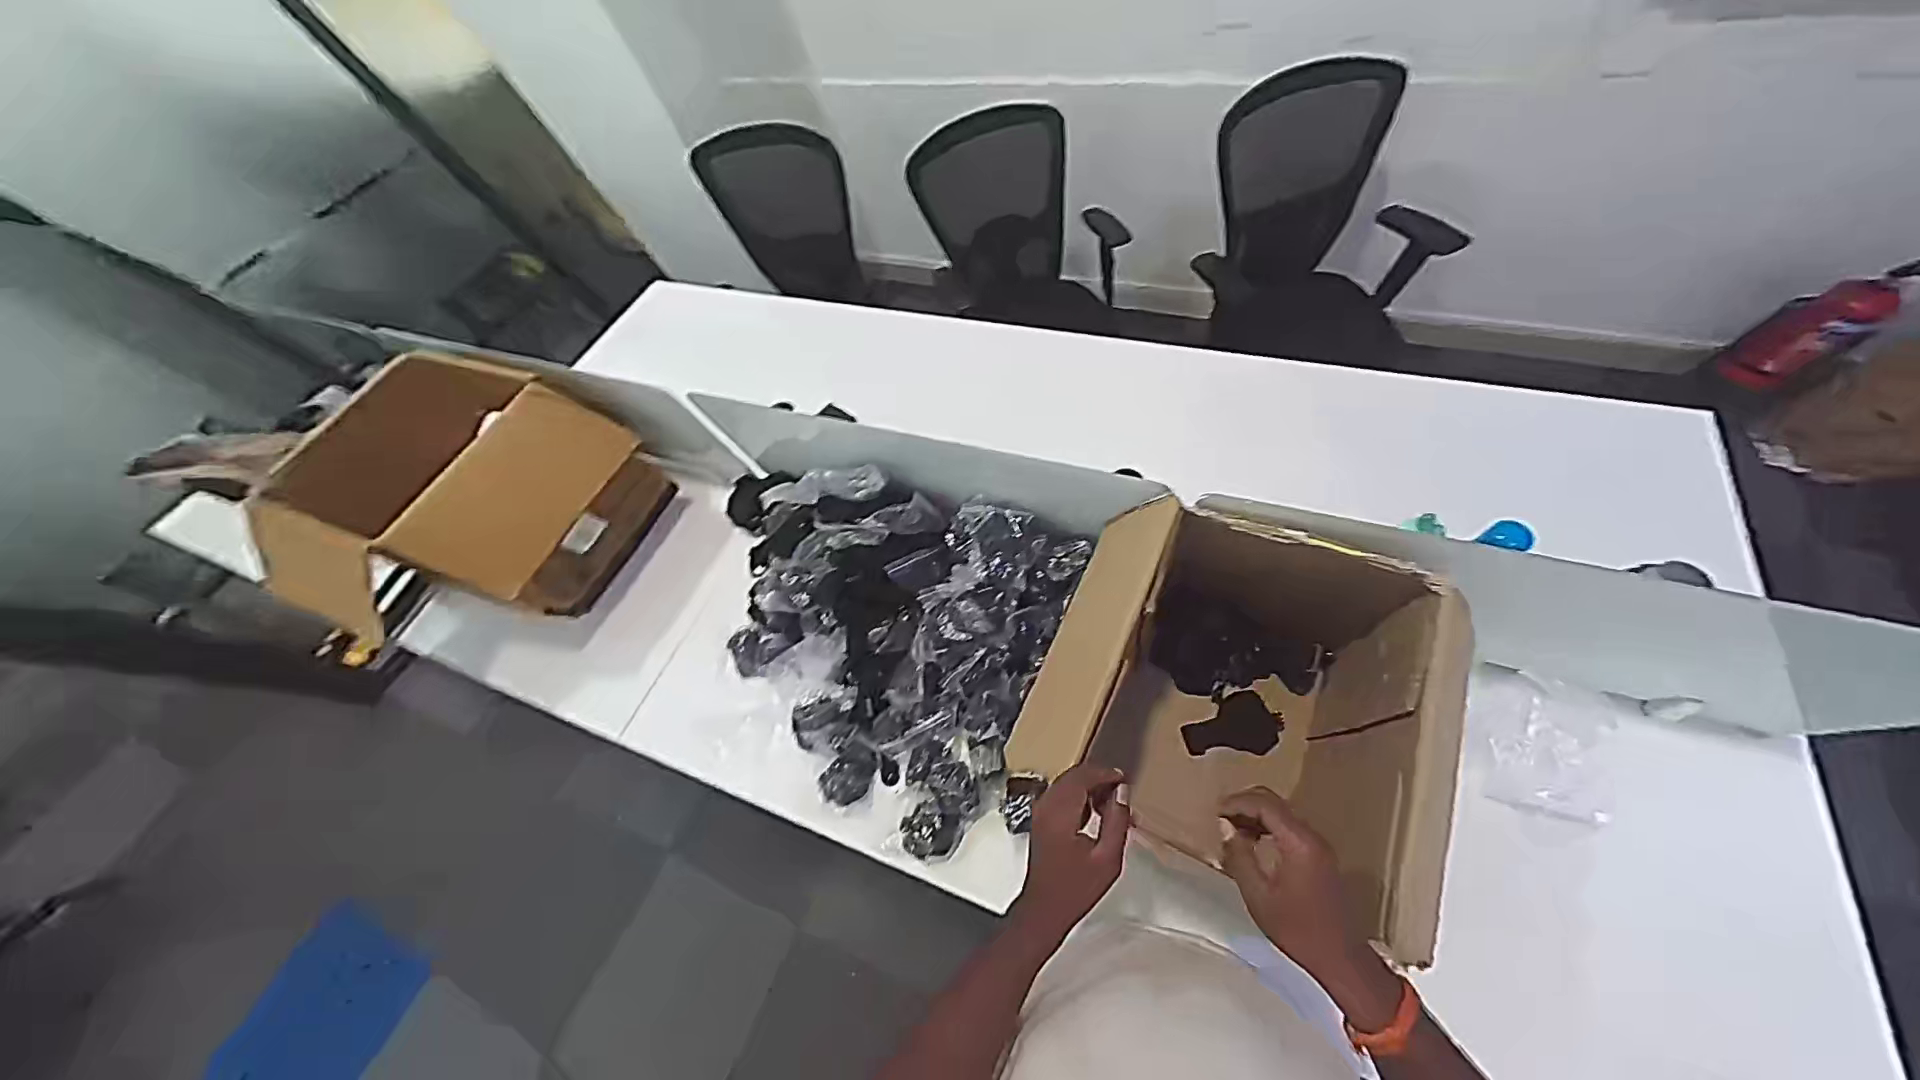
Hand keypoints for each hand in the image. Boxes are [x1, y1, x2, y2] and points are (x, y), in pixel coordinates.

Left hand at [1010, 764, 1129, 942]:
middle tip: (1121, 792)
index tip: (1123, 779)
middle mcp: (1046, 805)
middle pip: (1072, 776)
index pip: (1082, 776)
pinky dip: (1079, 797)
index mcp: (1060, 812)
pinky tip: (1096, 814)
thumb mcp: (1107, 858)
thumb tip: (1122, 793)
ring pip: (1066, 784)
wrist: (1044, 908)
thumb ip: (1117, 821)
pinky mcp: (1040, 819)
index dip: (1104, 773)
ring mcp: (1040, 811)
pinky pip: (1061, 795)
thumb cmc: (1076, 888)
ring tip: (1112, 806)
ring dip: (1089, 788)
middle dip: (1098, 779)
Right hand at [1219, 787, 1400, 1028]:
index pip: (1264, 804)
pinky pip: (1290, 828)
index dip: (1237, 803)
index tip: (1216, 812)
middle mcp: (1312, 837)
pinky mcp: (1321, 857)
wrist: (1342, 961)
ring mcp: (1320, 846)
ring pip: (1283, 813)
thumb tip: (1226, 827)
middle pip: (1275, 802)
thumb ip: (1239, 856)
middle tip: (1221, 817)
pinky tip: (1253, 842)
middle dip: (1245, 804)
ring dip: (1256, 815)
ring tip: (1232, 830)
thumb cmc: (1297, 931)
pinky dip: (1269, 826)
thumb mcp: (1258, 895)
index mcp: (1299, 843)